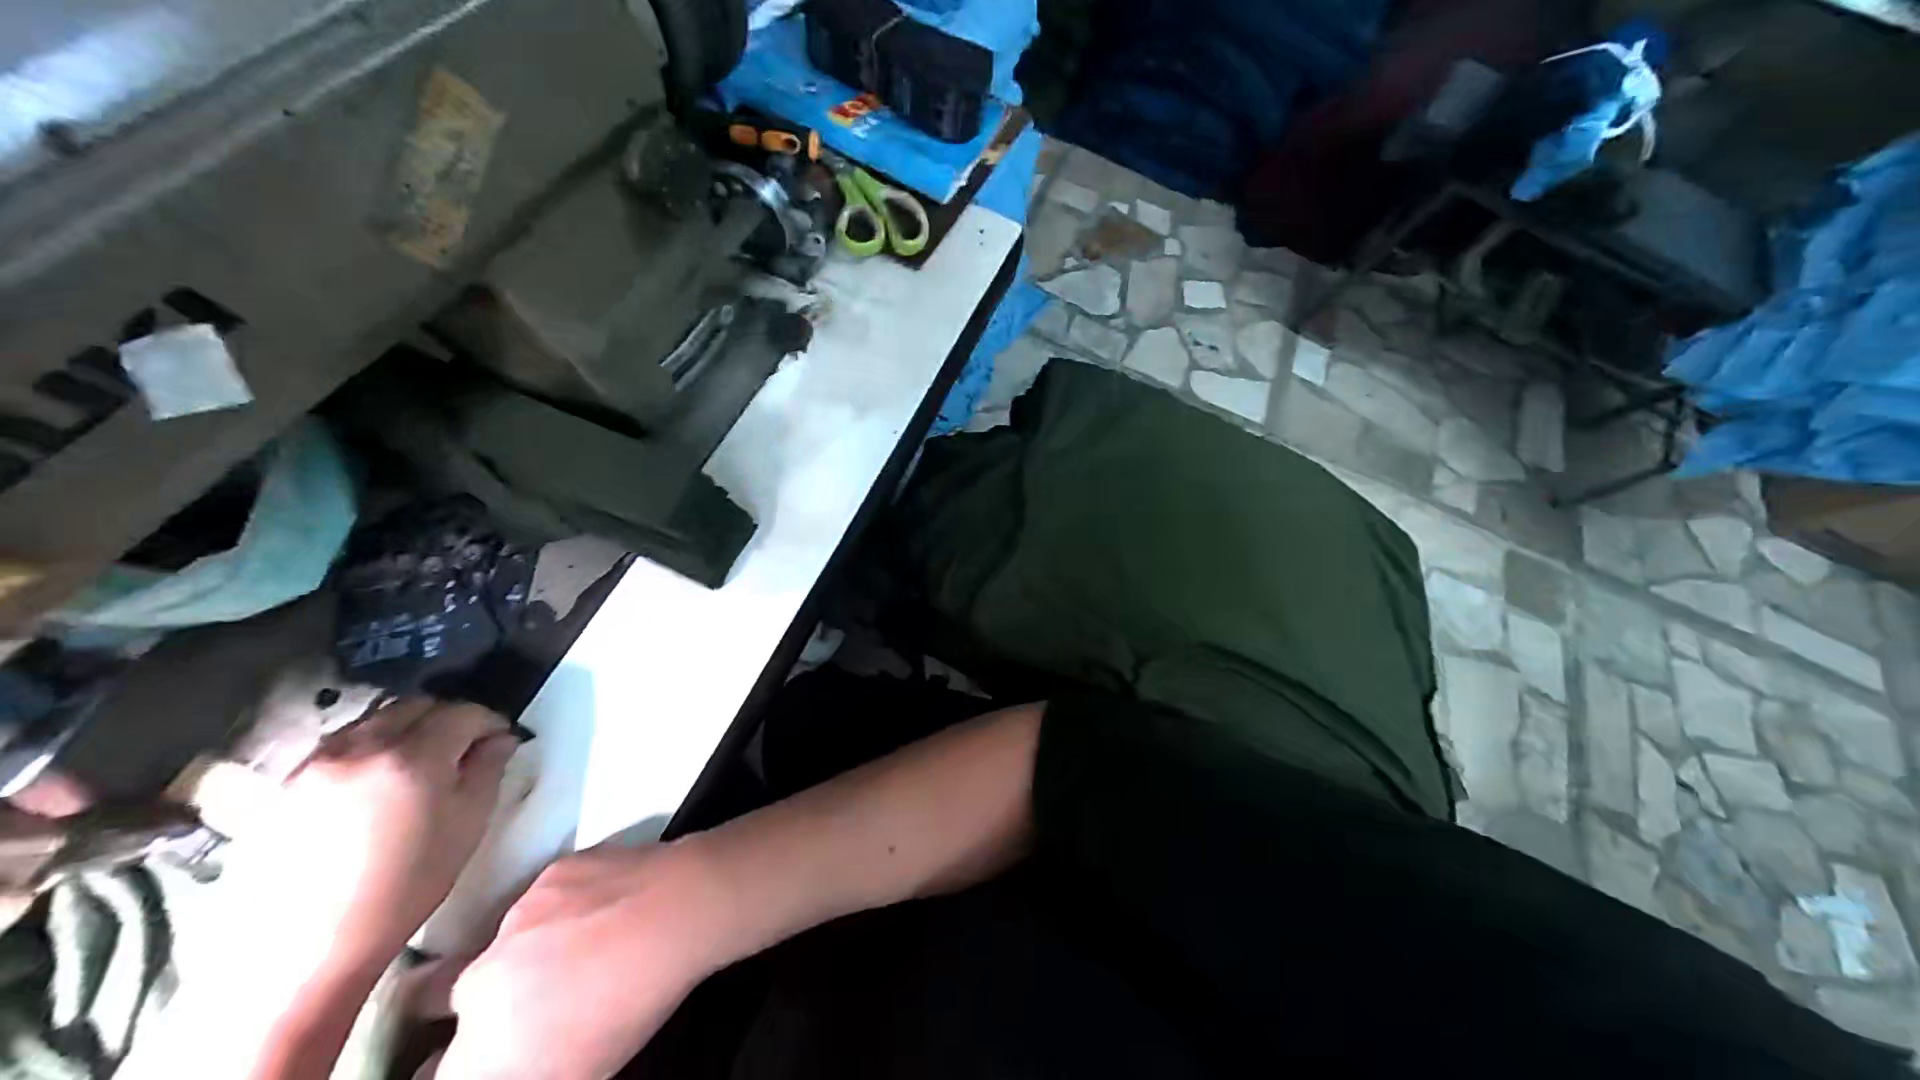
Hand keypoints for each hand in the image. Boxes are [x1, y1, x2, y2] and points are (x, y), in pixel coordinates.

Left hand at [207, 697, 520, 985]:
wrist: (303, 949)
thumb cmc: (403, 888)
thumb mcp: (467, 827)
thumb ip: (488, 770)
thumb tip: (500, 739)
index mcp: (413, 757)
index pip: (463, 712)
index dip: (489, 721)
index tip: (500, 739)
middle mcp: (362, 747)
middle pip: (416, 706)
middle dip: (447, 717)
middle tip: (463, 746)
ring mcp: (316, 763)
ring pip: (374, 719)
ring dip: (406, 728)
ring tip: (418, 762)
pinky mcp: (285, 784)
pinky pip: (339, 744)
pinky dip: (368, 746)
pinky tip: (375, 780)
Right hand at [435, 842, 733, 1079]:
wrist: (677, 912)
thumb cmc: (635, 1004)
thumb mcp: (577, 1071)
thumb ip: (524, 1067)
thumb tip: (514, 1053)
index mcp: (480, 1050)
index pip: (435, 1070)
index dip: (457, 1061)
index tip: (489, 1049)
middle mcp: (476, 983)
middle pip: (439, 997)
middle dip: (469, 1001)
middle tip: (523, 995)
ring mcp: (512, 919)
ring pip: (499, 942)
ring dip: (523, 951)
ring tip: (578, 948)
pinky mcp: (548, 873)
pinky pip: (543, 900)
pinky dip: (562, 908)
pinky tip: (599, 910)